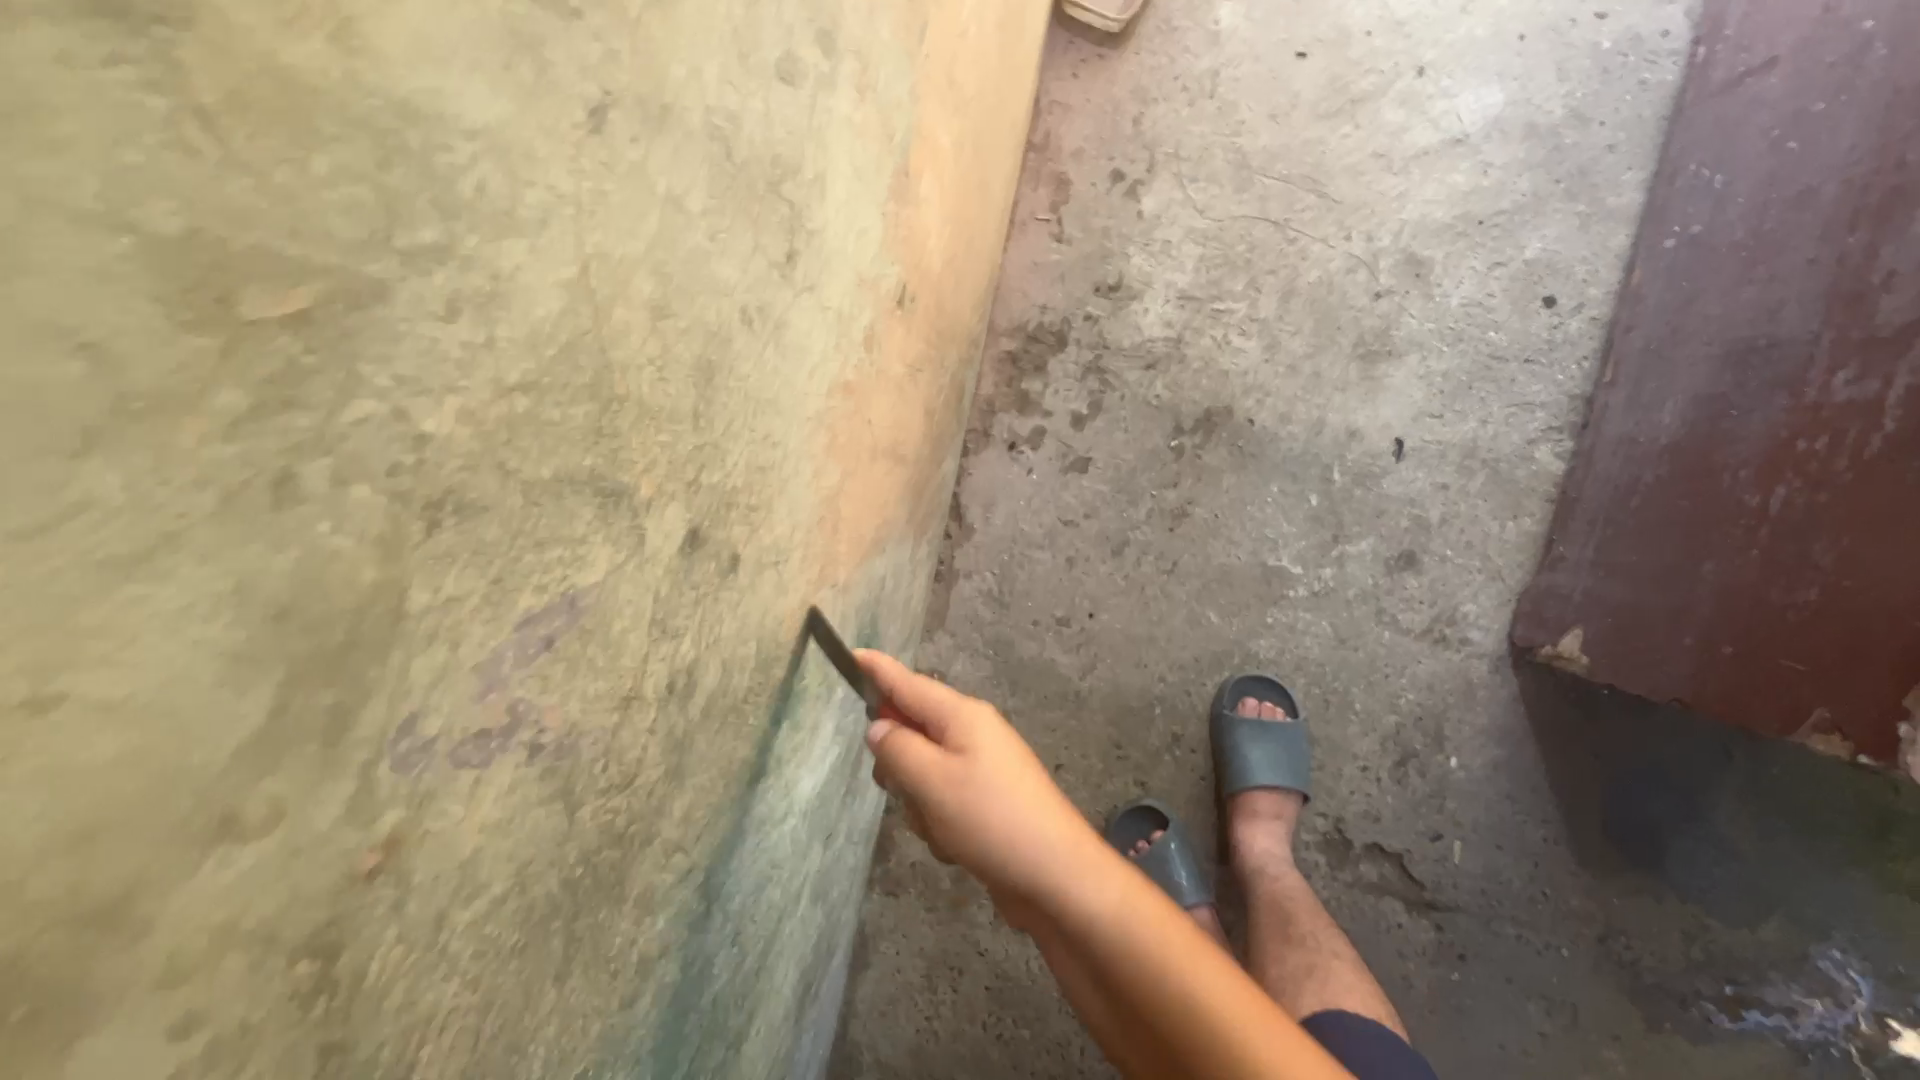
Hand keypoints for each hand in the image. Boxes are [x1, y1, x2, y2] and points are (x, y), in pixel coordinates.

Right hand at [855, 650, 1100, 906]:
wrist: (1055, 875)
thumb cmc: (990, 819)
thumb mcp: (931, 781)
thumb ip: (897, 749)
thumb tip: (878, 726)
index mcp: (962, 716)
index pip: (909, 683)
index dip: (878, 670)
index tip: (851, 654)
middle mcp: (973, 733)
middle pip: (913, 730)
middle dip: (898, 763)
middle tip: (900, 789)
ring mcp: (982, 768)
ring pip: (923, 772)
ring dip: (919, 803)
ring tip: (940, 829)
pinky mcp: (986, 801)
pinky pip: (943, 800)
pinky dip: (939, 823)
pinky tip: (955, 847)